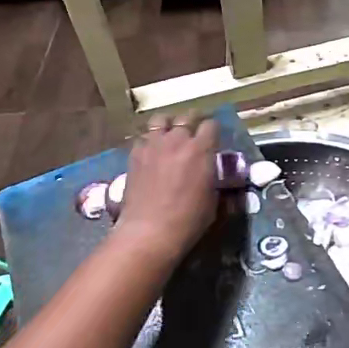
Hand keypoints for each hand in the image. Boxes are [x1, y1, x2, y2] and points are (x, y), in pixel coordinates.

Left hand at [113, 116, 219, 260]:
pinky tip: (151, 152)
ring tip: (170, 134)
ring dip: (168, 124)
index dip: (213, 130)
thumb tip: (213, 173)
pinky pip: (144, 137)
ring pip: (161, 119)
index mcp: (201, 149)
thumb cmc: (188, 220)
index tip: (213, 139)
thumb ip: (212, 178)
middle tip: (194, 133)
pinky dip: (150, 140)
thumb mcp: (212, 201)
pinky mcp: (135, 153)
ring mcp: (153, 144)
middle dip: (193, 121)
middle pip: (186, 116)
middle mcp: (177, 139)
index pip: (211, 124)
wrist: (150, 231)